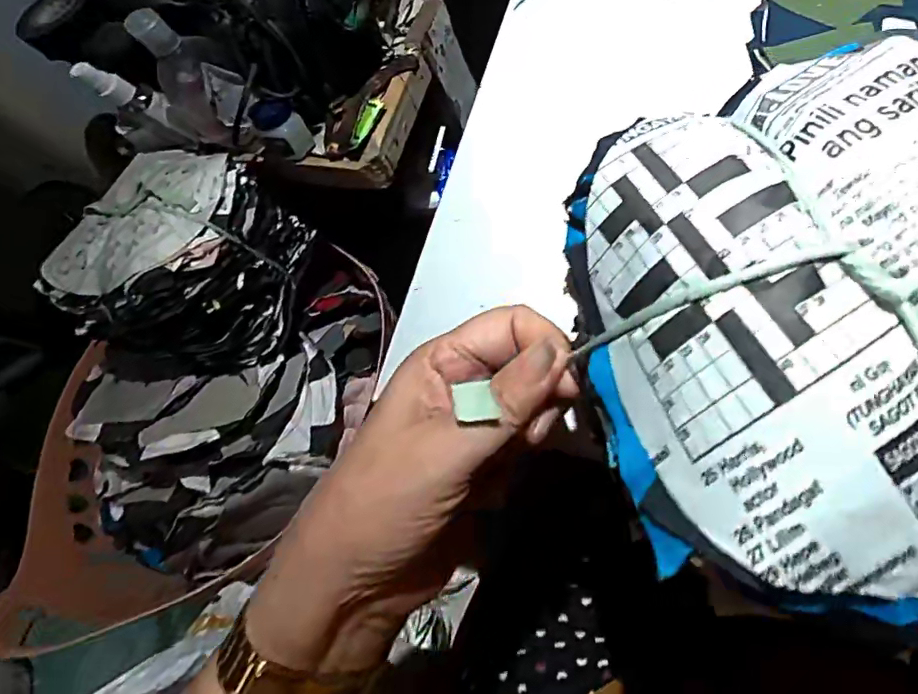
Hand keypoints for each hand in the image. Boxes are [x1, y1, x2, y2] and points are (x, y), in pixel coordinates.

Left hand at [235, 306, 579, 677]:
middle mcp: (465, 381)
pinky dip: (522, 461)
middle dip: (543, 394)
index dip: (545, 344)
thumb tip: (559, 351)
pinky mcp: (488, 457)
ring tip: (502, 468)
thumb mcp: (444, 450)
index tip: (566, 384)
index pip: (512, 324)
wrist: (350, 593)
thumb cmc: (382, 506)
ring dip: (533, 432)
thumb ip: (506, 401)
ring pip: (535, 402)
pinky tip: (493, 490)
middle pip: (532, 361)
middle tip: (531, 435)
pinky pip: (528, 439)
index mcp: (444, 361)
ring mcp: (478, 419)